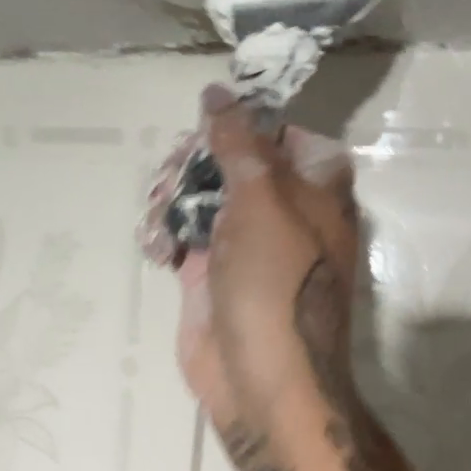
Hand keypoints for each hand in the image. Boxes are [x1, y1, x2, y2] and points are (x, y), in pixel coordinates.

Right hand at [139, 85, 362, 428]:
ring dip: (170, 200)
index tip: (207, 129)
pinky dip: (163, 235)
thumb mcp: (262, 197)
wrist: (260, 377)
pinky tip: (156, 249)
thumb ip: (237, 140)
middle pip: (230, 161)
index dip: (243, 125)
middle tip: (171, 179)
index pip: (281, 133)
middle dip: (192, 164)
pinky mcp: (208, 277)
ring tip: (160, 224)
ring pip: (199, 197)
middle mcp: (280, 211)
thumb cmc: (275, 282)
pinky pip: (181, 236)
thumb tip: (217, 93)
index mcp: (314, 186)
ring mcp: (242, 245)